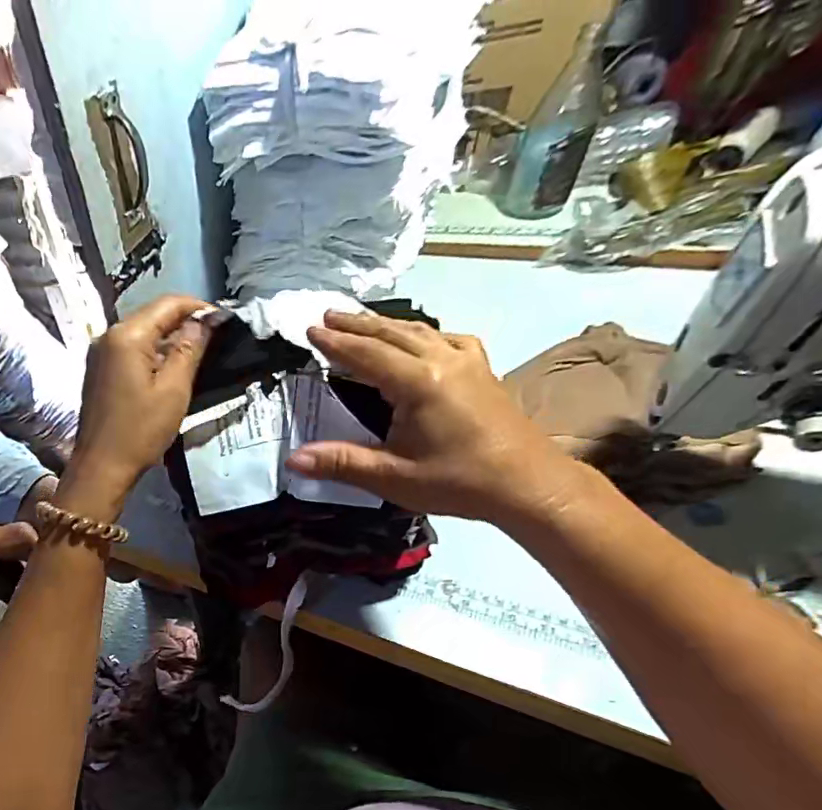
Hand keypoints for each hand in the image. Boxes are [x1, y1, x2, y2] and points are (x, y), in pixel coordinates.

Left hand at [61, 295, 215, 516]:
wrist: (101, 467)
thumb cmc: (140, 430)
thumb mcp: (174, 390)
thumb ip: (190, 349)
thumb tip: (204, 321)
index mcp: (127, 335)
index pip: (168, 303)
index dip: (198, 307)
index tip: (223, 320)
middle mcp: (109, 335)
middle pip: (153, 314)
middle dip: (184, 321)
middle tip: (214, 336)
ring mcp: (100, 353)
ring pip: (142, 331)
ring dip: (170, 337)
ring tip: (198, 352)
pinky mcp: (99, 370)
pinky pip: (131, 349)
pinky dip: (153, 351)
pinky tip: (171, 367)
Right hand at [288, 310, 592, 525]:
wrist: (528, 484)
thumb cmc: (458, 482)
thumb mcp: (394, 477)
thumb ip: (342, 463)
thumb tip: (293, 459)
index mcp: (417, 382)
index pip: (366, 354)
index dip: (336, 342)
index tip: (310, 328)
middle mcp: (442, 360)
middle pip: (391, 333)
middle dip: (357, 324)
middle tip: (328, 314)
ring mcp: (468, 361)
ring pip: (420, 331)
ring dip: (387, 324)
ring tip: (362, 320)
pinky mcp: (484, 370)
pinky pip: (447, 339)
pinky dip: (423, 334)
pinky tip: (422, 339)